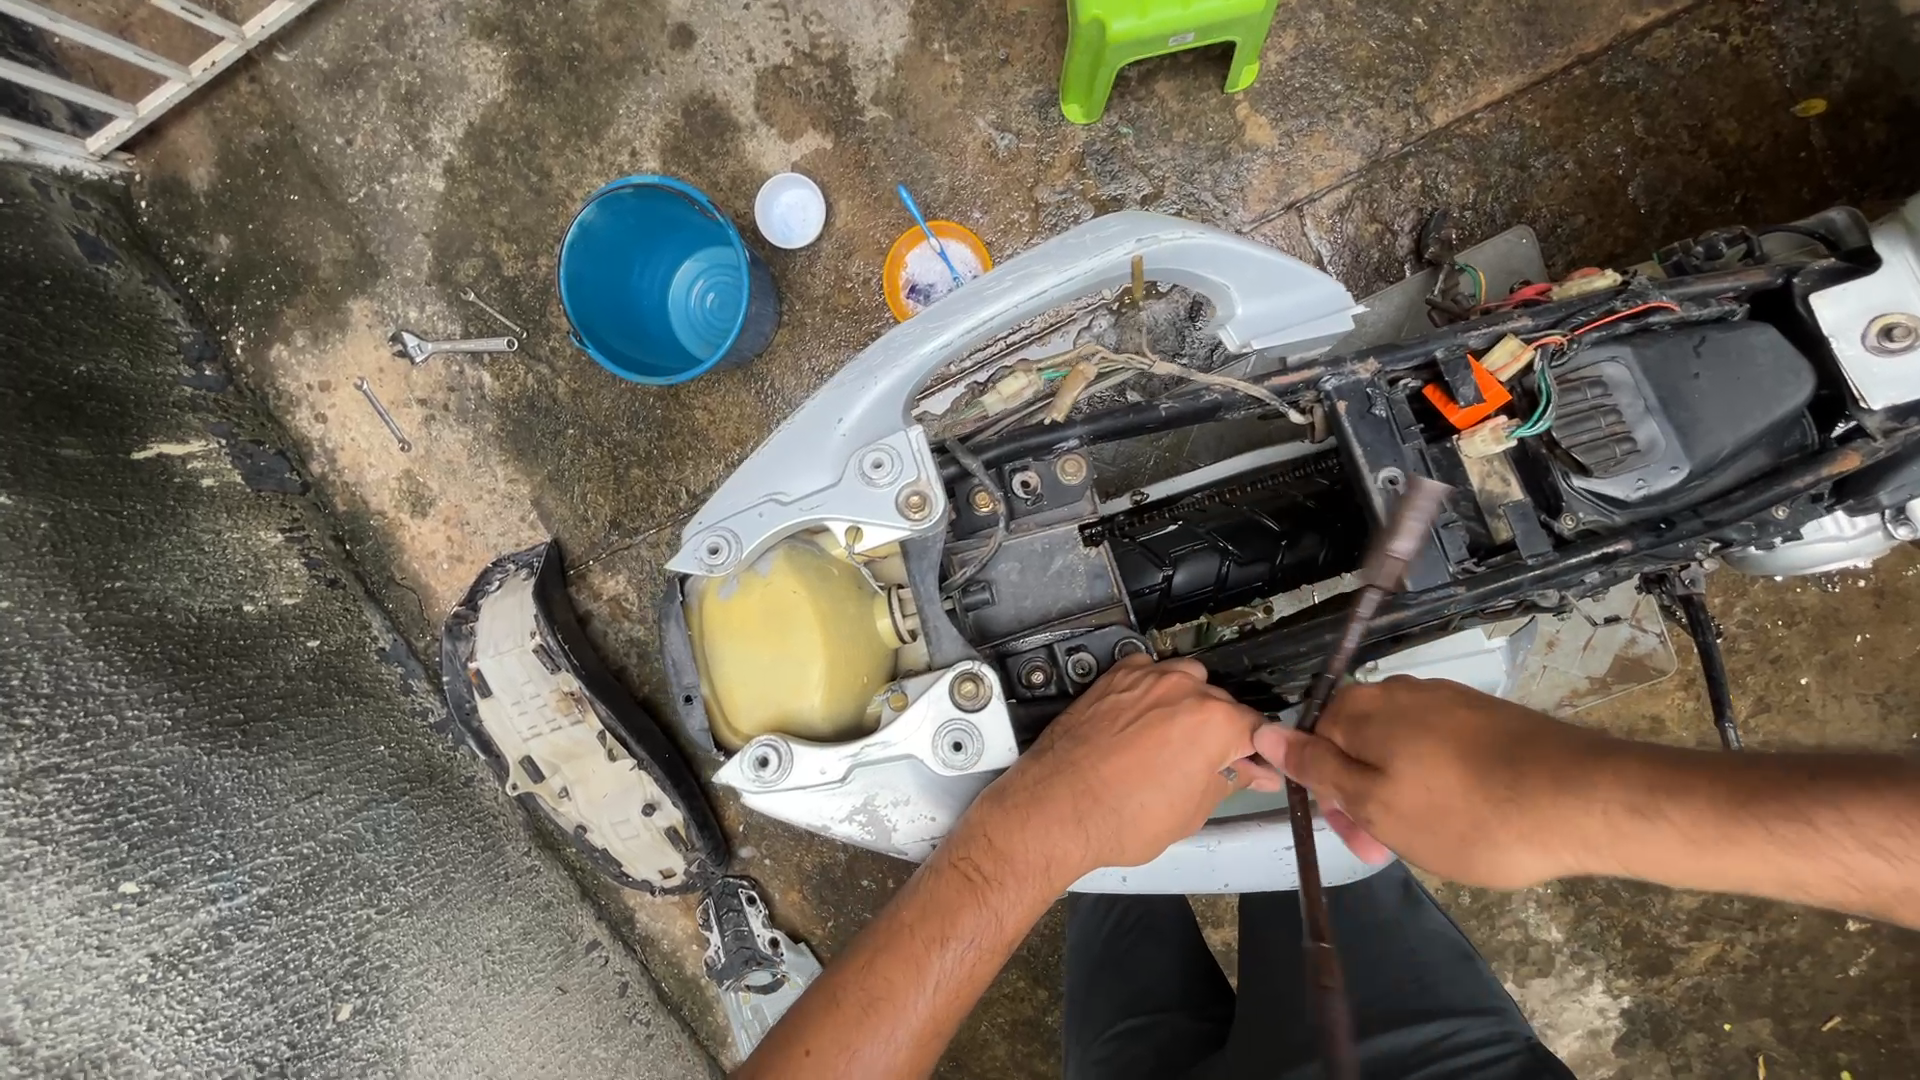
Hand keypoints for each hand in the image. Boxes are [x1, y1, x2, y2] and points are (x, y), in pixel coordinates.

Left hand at [957, 655, 1279, 889]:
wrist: (1057, 807)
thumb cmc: (1118, 817)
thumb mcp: (1192, 812)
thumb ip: (1228, 781)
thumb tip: (1248, 772)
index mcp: (1214, 722)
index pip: (1258, 729)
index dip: (1260, 753)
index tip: (1257, 767)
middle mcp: (1182, 689)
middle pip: (1223, 702)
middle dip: (1224, 730)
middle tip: (1214, 761)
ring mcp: (1145, 679)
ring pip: (1187, 678)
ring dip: (1190, 702)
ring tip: (1176, 737)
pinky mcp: (1113, 678)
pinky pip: (1147, 670)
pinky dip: (1152, 687)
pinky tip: (1146, 716)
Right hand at [1253, 676, 1615, 887]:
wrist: (1589, 801)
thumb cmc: (1466, 813)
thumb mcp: (1374, 804)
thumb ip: (1314, 768)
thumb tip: (1263, 732)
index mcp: (1358, 709)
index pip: (1309, 742)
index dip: (1323, 792)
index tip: (1355, 834)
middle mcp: (1395, 691)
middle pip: (1354, 743)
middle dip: (1363, 796)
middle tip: (1394, 849)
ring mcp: (1444, 699)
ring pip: (1396, 748)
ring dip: (1399, 790)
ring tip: (1436, 837)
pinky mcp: (1485, 715)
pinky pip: (1438, 746)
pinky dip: (1438, 779)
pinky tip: (1468, 812)